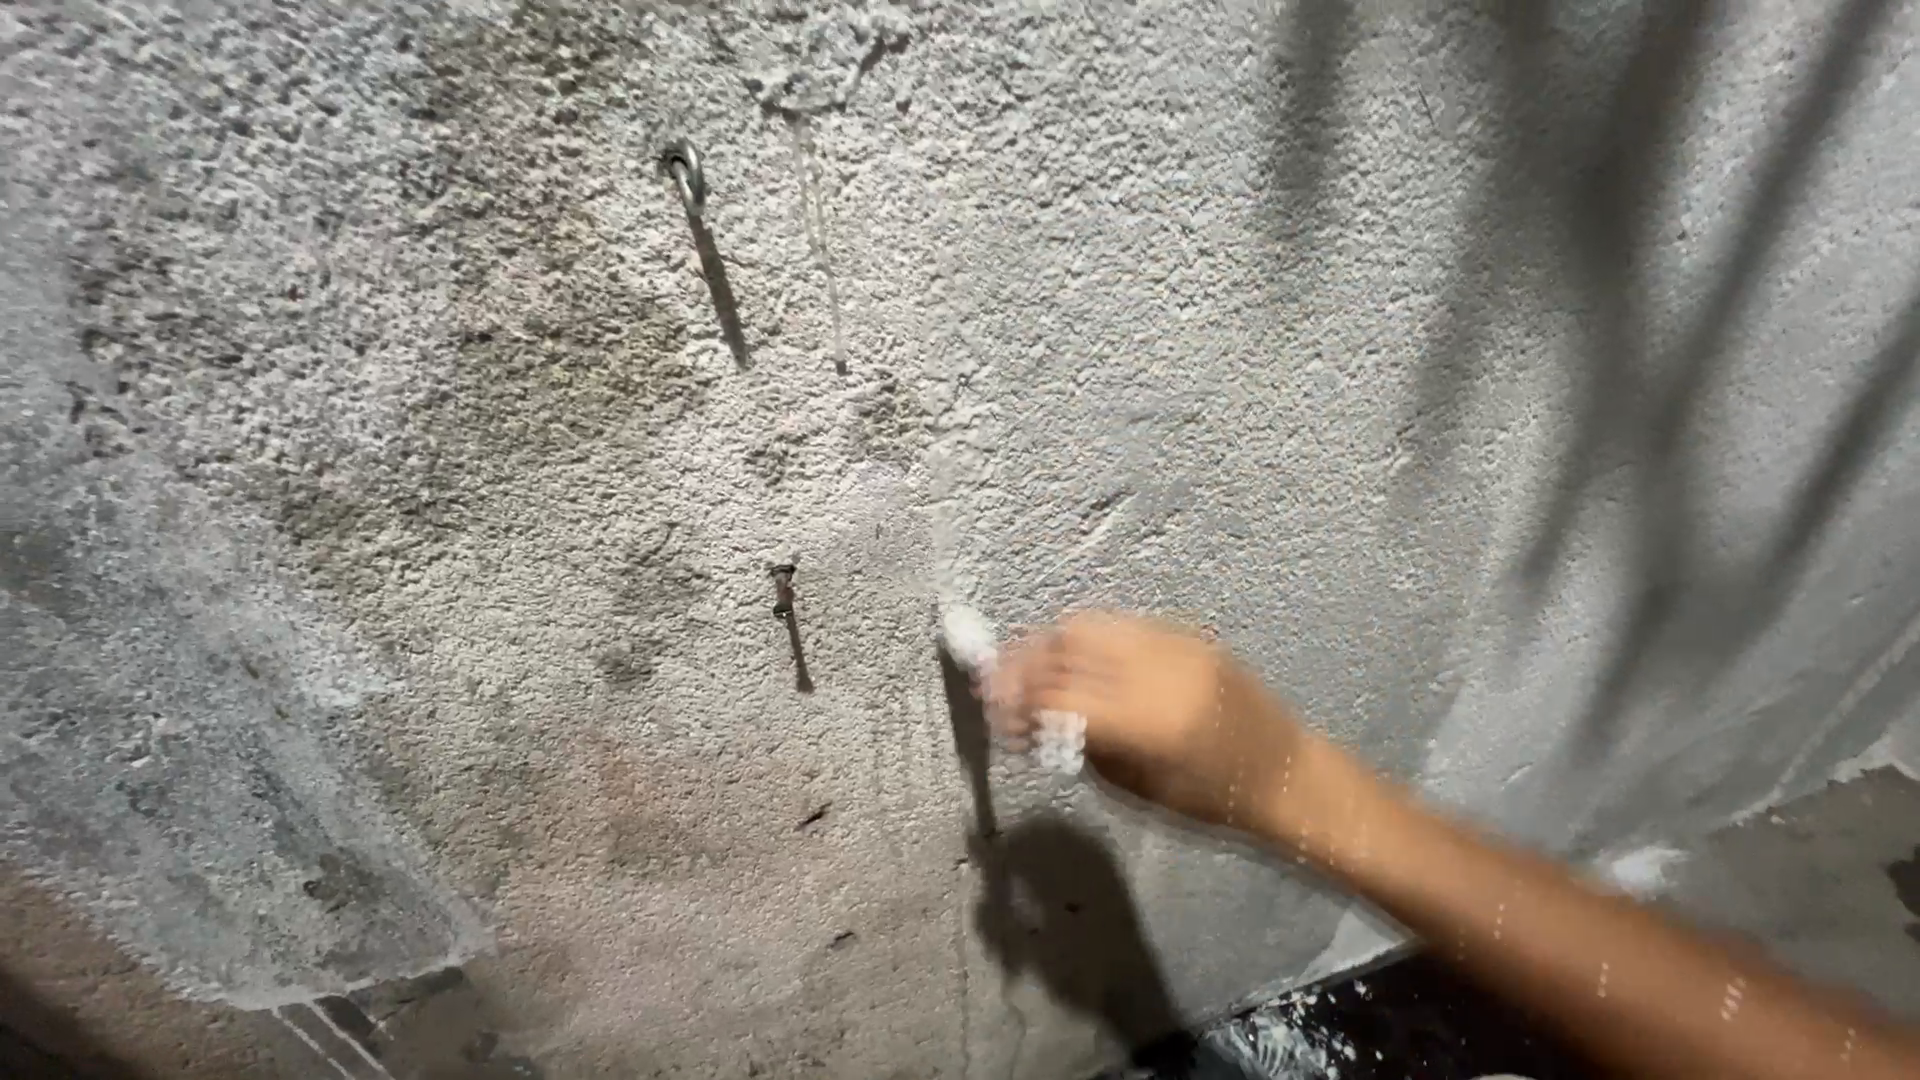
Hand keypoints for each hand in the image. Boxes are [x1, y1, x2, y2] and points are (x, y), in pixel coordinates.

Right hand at [986, 612, 1331, 834]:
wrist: (1288, 772)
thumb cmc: (1213, 801)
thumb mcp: (1137, 789)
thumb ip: (1083, 746)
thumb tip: (1036, 716)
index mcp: (1149, 721)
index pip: (1060, 694)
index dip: (1017, 701)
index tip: (996, 713)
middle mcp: (1159, 669)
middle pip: (1067, 644)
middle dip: (1023, 661)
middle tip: (999, 682)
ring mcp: (1174, 642)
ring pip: (1089, 623)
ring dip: (1049, 643)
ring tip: (1030, 666)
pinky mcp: (1185, 632)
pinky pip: (1119, 623)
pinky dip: (1086, 638)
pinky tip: (1074, 658)